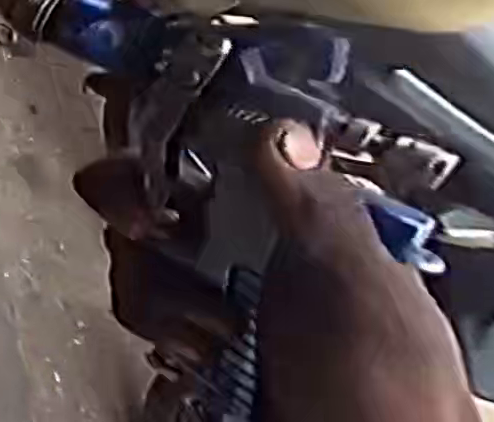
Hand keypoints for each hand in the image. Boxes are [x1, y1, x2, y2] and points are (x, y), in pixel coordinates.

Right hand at [74, 116, 477, 421]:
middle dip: (128, 204)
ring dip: (156, 283)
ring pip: (125, 239)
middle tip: (147, 229)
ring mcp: (199, 276)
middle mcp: (234, 234)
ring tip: (214, 327)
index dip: (156, 122)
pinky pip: (126, 291)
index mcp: (285, 213)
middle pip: (140, 181)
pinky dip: (157, 322)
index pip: (206, 141)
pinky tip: (202, 349)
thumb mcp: (367, 295)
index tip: (113, 108)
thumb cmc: (381, 386)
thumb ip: (320, 211)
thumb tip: (279, 129)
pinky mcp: (172, 317)